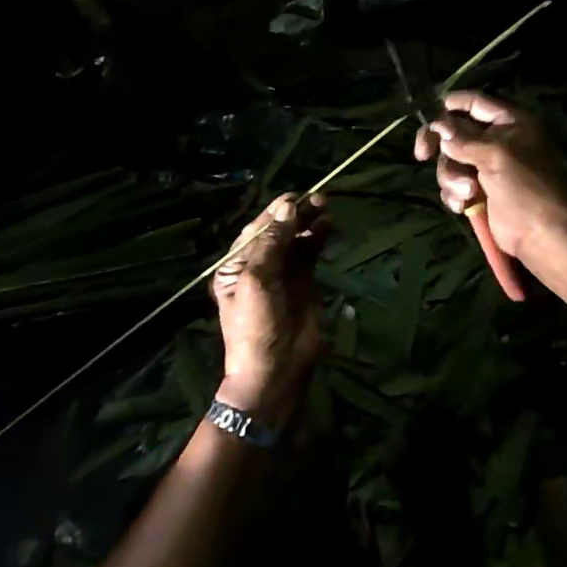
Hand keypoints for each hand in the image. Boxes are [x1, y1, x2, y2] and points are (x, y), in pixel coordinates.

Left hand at [211, 192, 326, 422]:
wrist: (275, 370)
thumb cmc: (256, 326)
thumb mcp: (256, 281)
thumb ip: (272, 243)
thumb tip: (287, 208)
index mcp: (236, 264)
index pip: (257, 229)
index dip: (276, 211)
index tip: (296, 196)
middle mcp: (259, 264)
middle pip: (280, 230)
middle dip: (298, 214)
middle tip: (319, 199)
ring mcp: (283, 273)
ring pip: (298, 239)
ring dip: (311, 222)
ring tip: (327, 208)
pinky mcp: (305, 282)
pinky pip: (311, 254)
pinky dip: (320, 238)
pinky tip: (330, 227)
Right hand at [412, 91, 566, 263]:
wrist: (539, 233)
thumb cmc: (524, 186)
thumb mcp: (494, 154)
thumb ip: (463, 138)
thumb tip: (438, 126)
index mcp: (510, 122)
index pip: (476, 102)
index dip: (453, 104)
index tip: (430, 113)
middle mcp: (497, 140)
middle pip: (455, 133)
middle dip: (441, 146)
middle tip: (422, 154)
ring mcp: (487, 167)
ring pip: (451, 161)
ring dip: (452, 177)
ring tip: (468, 193)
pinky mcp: (479, 191)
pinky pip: (453, 184)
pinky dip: (454, 194)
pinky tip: (463, 205)